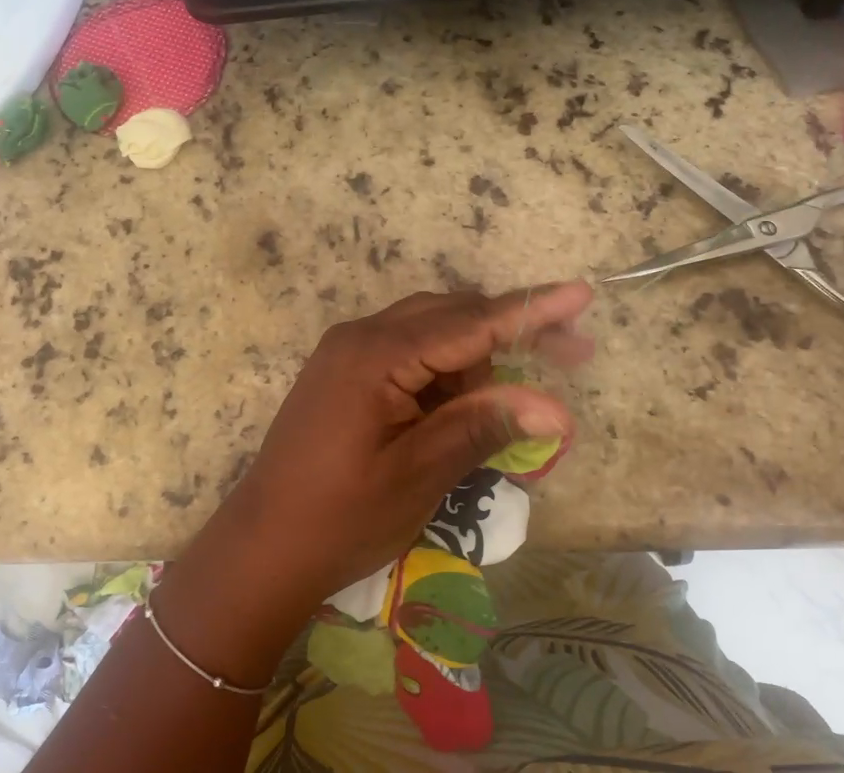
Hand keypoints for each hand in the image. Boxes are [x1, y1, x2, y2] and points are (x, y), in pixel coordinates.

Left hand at [150, 283, 594, 686]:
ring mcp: (346, 355)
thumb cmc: (340, 517)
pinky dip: (445, 376)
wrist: (262, 548)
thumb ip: (482, 426)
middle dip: (511, 333)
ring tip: (518, 405)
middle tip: (573, 355)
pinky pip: (407, 358)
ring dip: (478, 359)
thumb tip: (556, 408)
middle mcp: (359, 338)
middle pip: (451, 318)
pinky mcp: (343, 377)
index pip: (469, 323)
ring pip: (430, 335)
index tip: (582, 294)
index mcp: (376, 354)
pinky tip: (470, 408)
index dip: (529, 311)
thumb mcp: (419, 474)